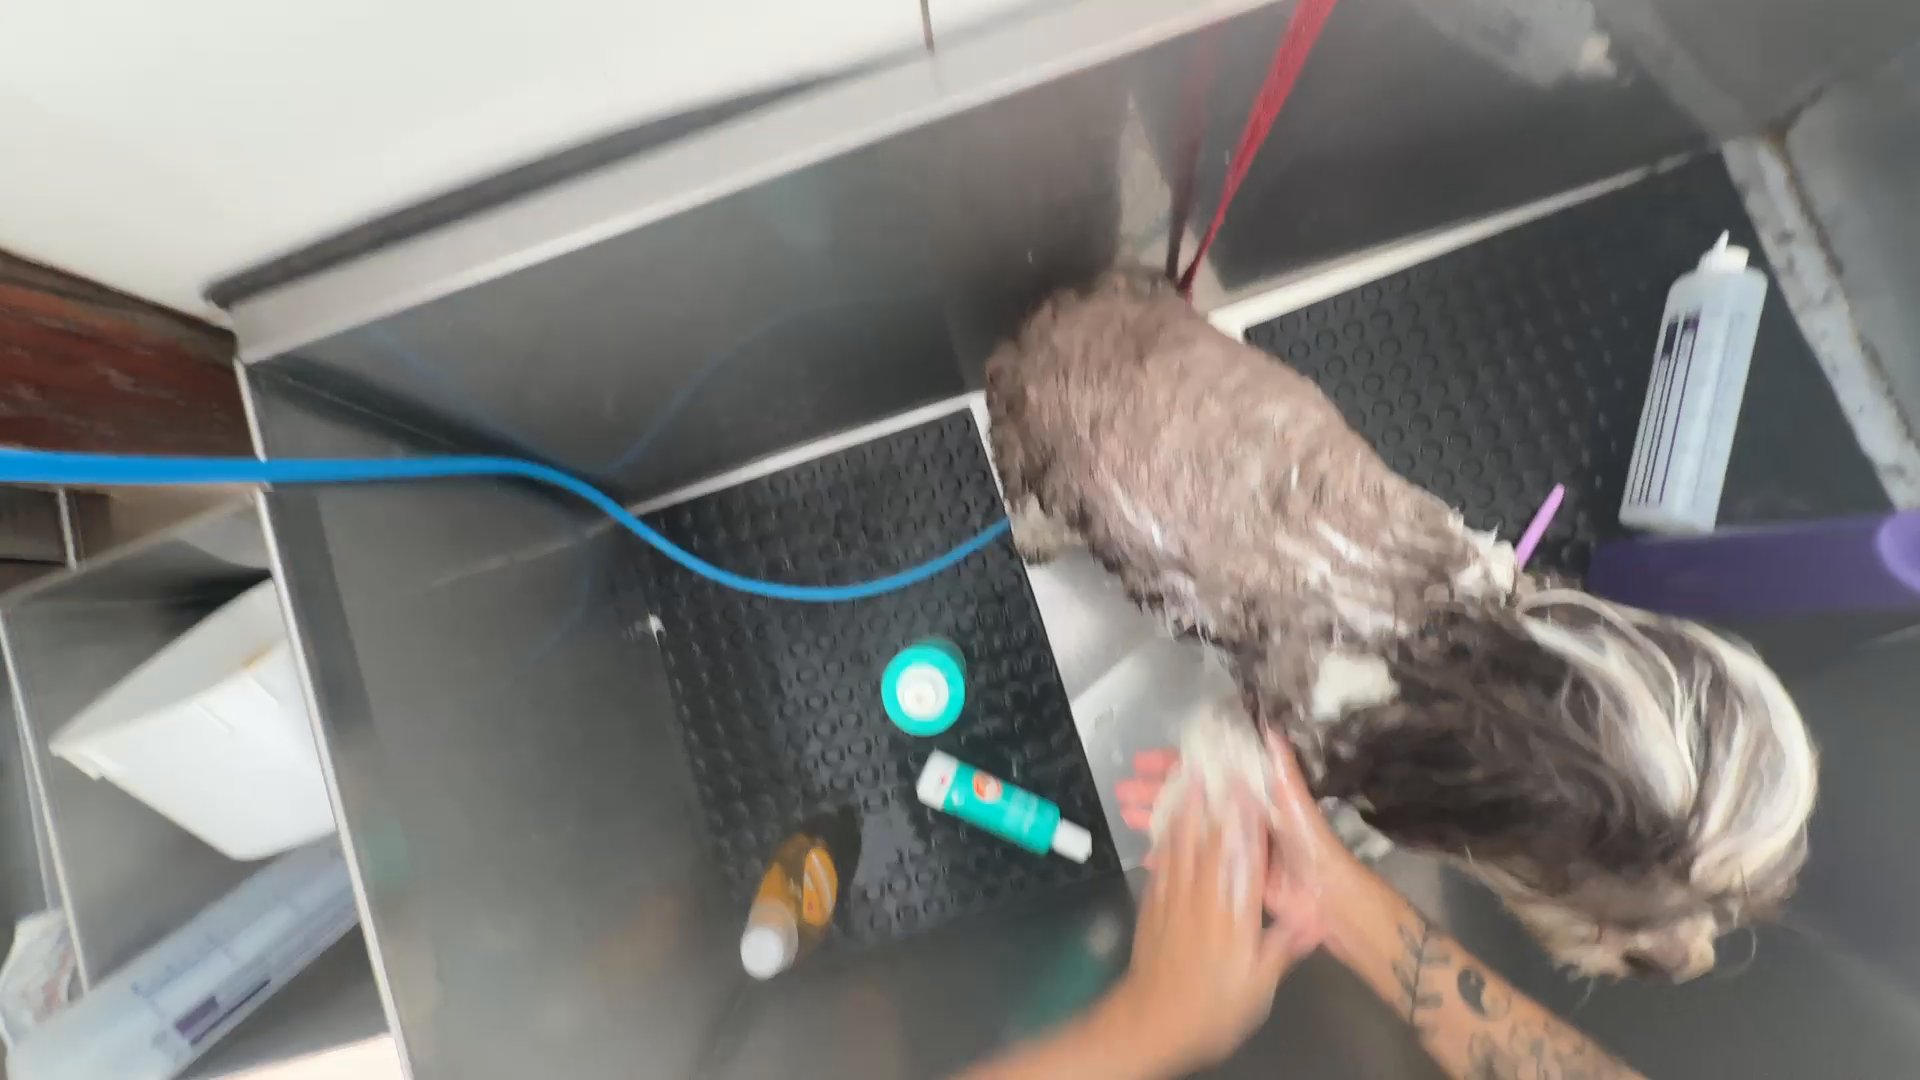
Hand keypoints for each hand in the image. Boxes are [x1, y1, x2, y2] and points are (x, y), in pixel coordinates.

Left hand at [1101, 777, 1321, 1074]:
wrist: (1155, 1020)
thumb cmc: (1214, 1006)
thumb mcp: (1258, 985)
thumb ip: (1282, 947)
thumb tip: (1316, 920)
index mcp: (1228, 909)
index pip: (1237, 854)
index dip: (1240, 817)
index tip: (1243, 784)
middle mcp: (1198, 893)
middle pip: (1201, 838)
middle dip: (1204, 800)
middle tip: (1202, 765)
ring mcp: (1171, 895)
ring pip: (1175, 843)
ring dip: (1180, 810)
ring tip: (1180, 779)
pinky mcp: (1152, 903)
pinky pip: (1159, 861)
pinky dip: (1163, 838)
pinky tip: (1163, 825)